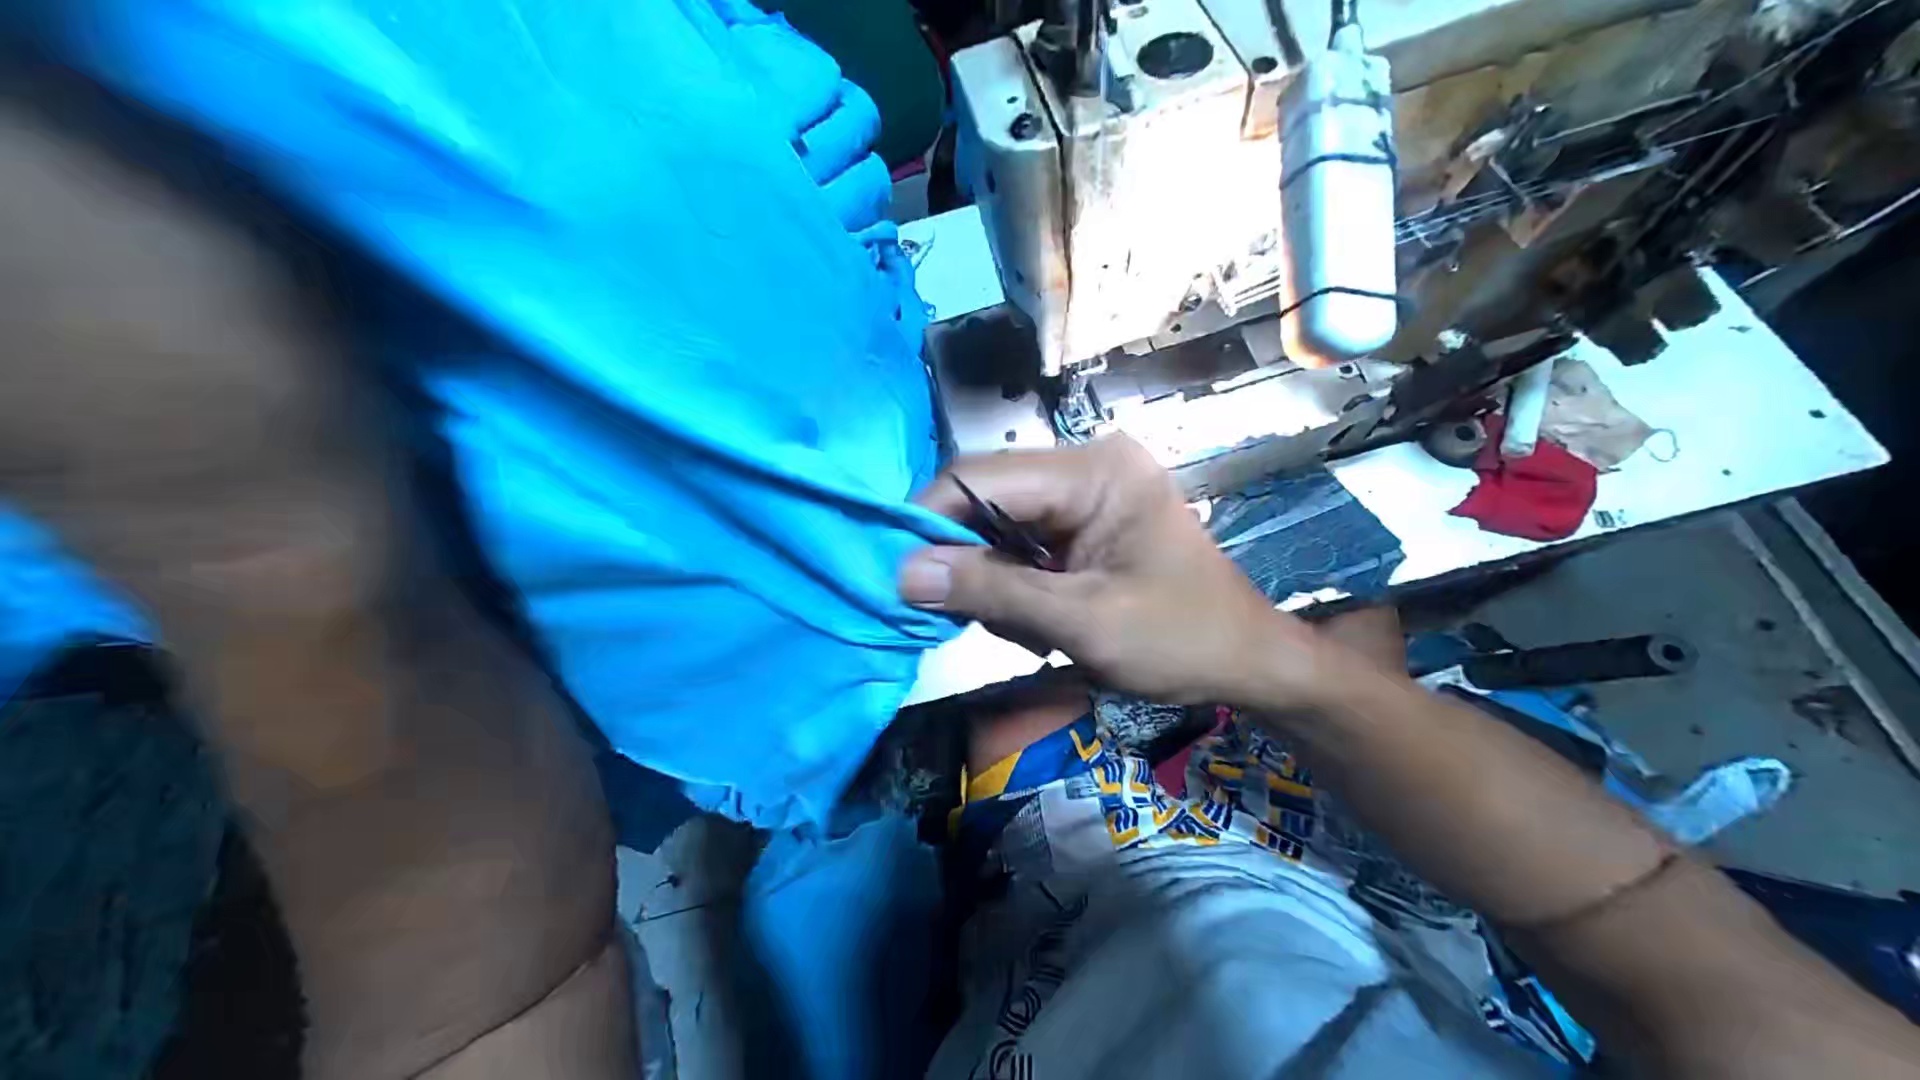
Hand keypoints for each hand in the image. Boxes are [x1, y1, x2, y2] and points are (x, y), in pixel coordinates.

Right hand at [898, 436, 1329, 704]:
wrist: (1248, 662)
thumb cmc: (1180, 640)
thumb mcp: (1082, 622)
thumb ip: (992, 592)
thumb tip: (903, 572)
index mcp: (1094, 471)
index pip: (982, 476)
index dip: (930, 519)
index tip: (900, 573)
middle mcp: (1084, 467)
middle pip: (986, 498)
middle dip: (968, 560)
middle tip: (971, 616)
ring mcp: (1084, 494)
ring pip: (996, 526)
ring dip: (993, 582)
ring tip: (1034, 631)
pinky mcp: (1082, 523)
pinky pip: (1019, 545)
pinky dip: (1013, 587)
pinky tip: (1043, 624)